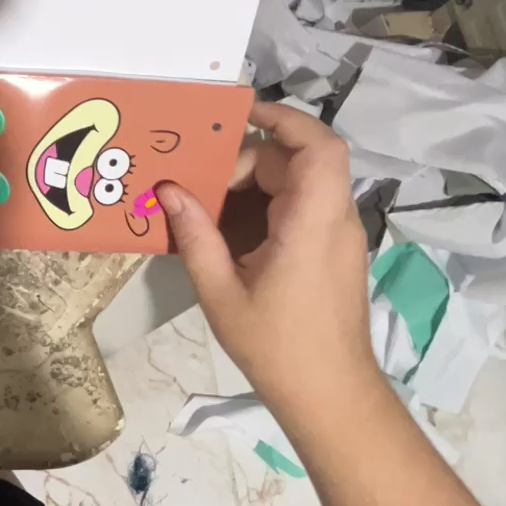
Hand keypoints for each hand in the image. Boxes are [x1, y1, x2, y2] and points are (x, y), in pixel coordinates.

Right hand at [155, 101, 375, 406]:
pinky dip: (261, 203)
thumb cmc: (275, 343)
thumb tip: (169, 188)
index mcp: (312, 223)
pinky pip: (298, 206)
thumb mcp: (219, 289)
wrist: (329, 392)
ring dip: (250, 183)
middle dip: (244, 160)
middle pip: (296, 161)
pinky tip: (226, 228)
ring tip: (203, 204)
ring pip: (296, 182)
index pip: (318, 147)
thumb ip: (195, 234)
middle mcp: (334, 220)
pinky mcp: (330, 250)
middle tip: (198, 184)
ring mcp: (336, 236)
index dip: (285, 118)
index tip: (239, 112)